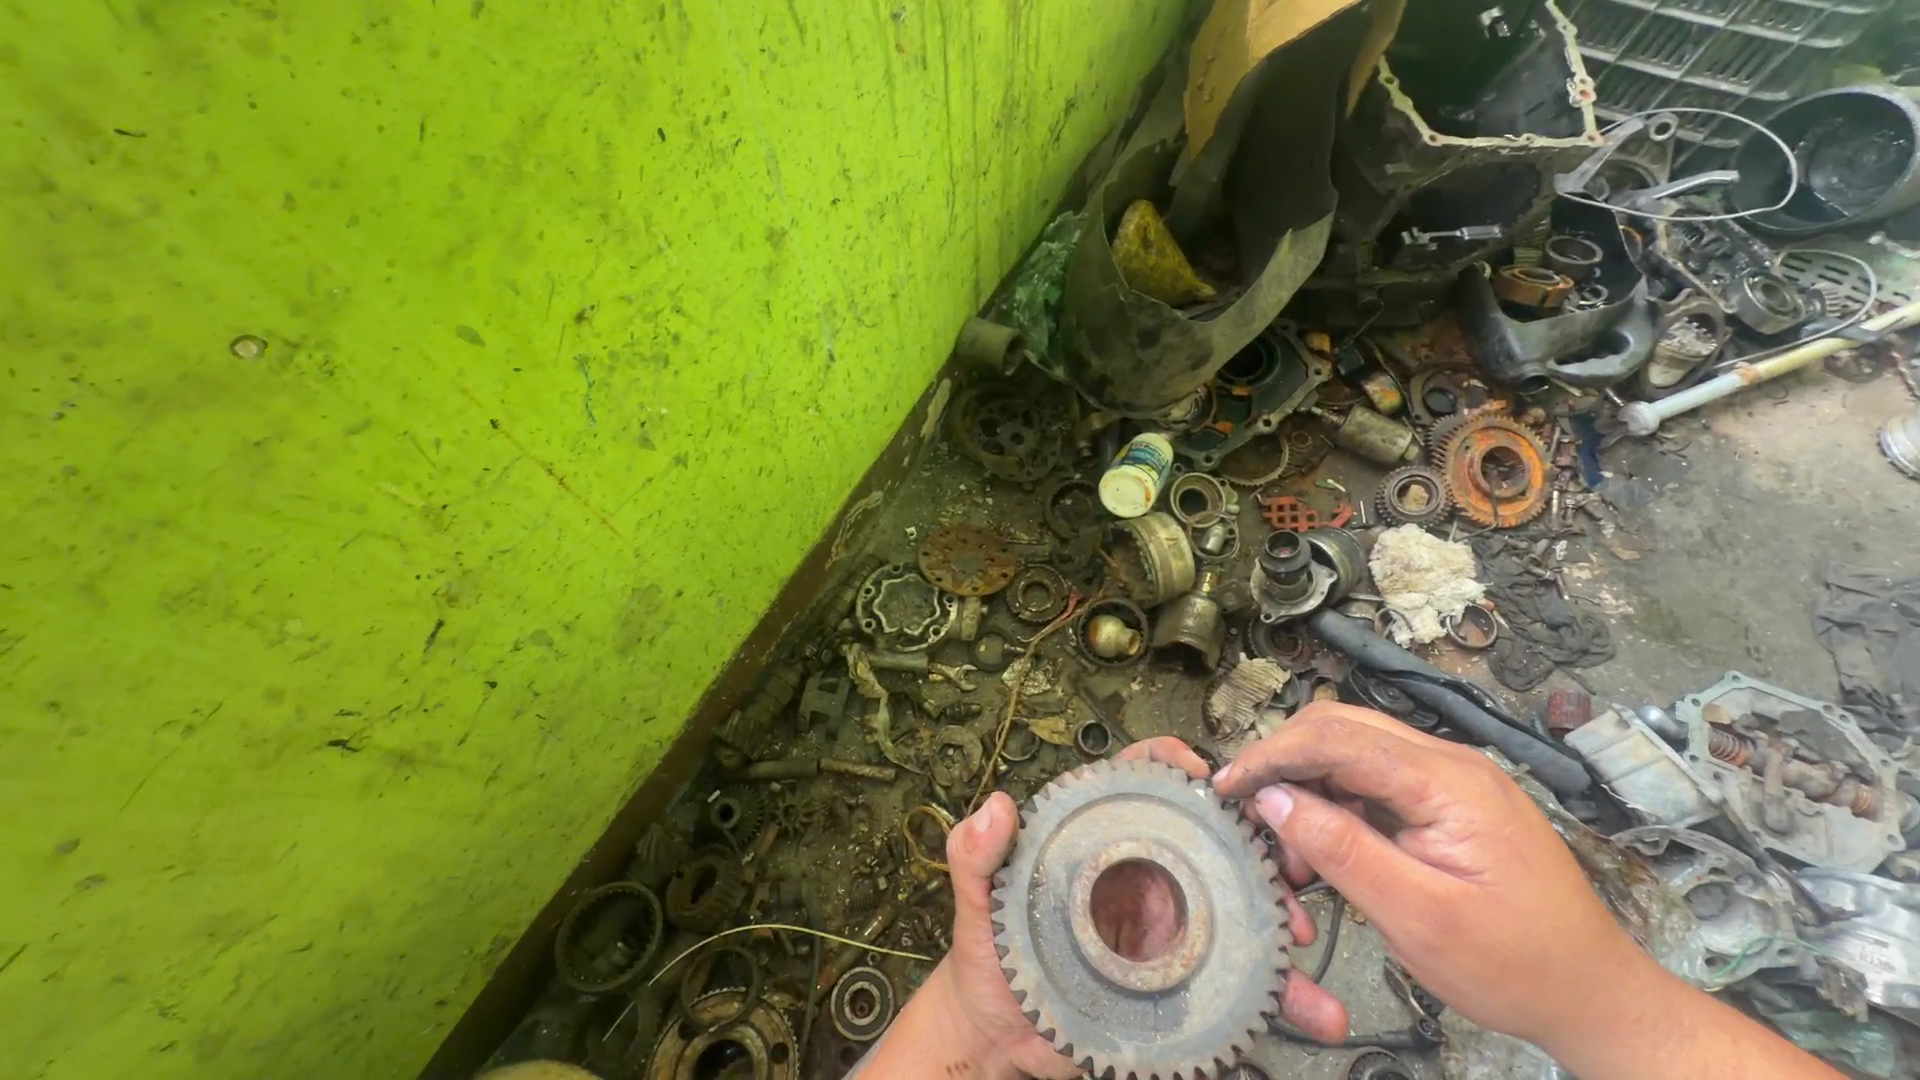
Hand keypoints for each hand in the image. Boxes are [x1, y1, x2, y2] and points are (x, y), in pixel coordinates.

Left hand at [940, 736, 1348, 1077]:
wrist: (998, 1036)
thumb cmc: (986, 955)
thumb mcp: (973, 902)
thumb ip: (974, 855)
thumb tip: (995, 808)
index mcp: (1097, 838)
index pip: (1143, 779)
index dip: (1180, 766)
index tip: (1214, 781)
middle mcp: (1139, 868)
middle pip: (1208, 839)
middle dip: (1253, 850)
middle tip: (1281, 881)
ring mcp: (1164, 922)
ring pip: (1234, 908)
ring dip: (1276, 925)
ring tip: (1303, 952)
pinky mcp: (1178, 977)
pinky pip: (1234, 975)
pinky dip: (1275, 992)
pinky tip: (1307, 1009)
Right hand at [1213, 703, 1651, 1046]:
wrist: (1596, 996)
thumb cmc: (1513, 966)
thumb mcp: (1419, 918)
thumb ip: (1341, 850)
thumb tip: (1271, 798)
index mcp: (1446, 781)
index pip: (1335, 738)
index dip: (1271, 755)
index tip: (1225, 787)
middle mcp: (1446, 761)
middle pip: (1339, 727)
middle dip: (1282, 761)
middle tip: (1248, 810)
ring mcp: (1448, 777)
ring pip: (1349, 749)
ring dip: (1305, 783)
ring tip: (1286, 843)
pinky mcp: (1444, 799)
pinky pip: (1370, 779)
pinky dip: (1332, 802)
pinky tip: (1321, 844)